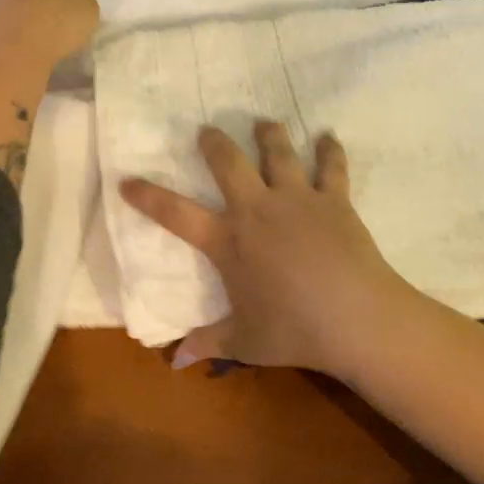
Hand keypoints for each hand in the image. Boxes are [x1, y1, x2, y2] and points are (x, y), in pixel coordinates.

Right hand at [121, 121, 423, 377]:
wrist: (356, 318)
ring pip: (279, 154)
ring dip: (269, 135)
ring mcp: (298, 200)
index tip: (127, 181)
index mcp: (229, 242)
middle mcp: (258, 210)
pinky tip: (328, 137)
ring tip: (264, 123)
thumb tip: (177, 361)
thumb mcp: (245, 342)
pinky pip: (331, 167)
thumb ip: (209, 342)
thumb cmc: (294, 331)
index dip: (149, 197)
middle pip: (229, 164)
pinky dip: (329, 150)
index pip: (177, 214)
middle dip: (215, 143)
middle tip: (207, 131)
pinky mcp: (335, 201)